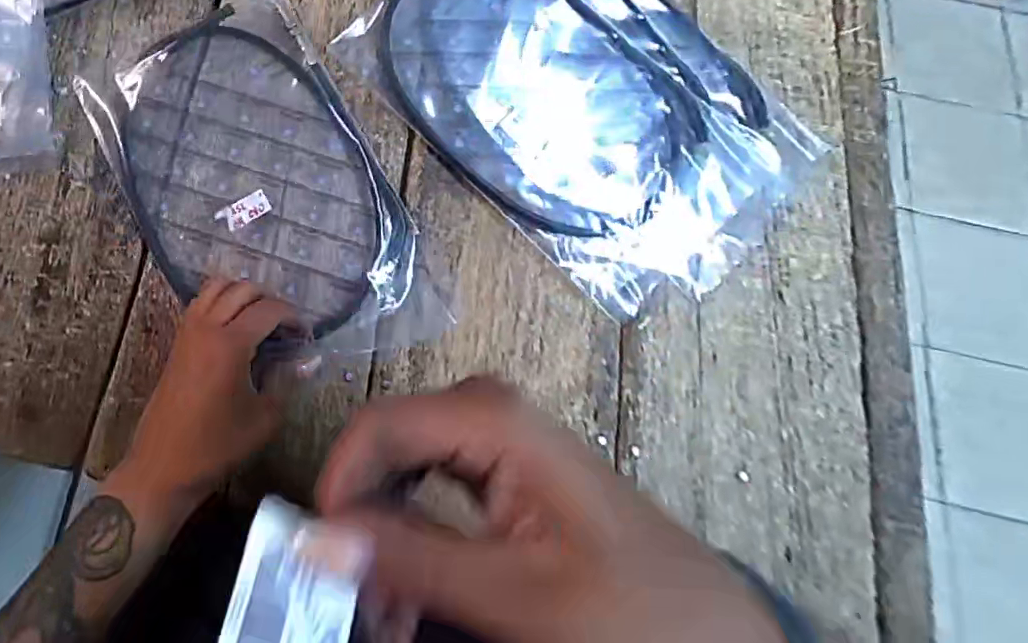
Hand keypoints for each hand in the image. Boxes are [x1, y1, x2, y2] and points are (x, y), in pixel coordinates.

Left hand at [107, 277, 297, 513]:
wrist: (163, 466)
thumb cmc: (216, 446)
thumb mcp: (263, 418)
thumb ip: (287, 381)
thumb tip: (308, 360)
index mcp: (231, 343)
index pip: (269, 310)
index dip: (293, 317)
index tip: (306, 333)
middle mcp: (208, 326)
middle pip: (243, 290)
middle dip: (270, 300)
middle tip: (286, 325)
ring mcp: (189, 330)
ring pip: (218, 287)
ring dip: (242, 293)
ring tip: (260, 317)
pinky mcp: (178, 339)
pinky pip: (202, 301)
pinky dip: (221, 300)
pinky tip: (234, 324)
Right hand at [315, 378, 783, 642]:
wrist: (710, 628)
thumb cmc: (626, 607)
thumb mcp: (513, 593)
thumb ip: (412, 558)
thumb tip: (317, 535)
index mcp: (489, 415)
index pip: (378, 425)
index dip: (341, 484)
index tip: (324, 556)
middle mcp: (485, 406)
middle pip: (388, 444)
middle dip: (365, 516)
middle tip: (361, 596)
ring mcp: (495, 431)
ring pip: (405, 465)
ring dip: (386, 531)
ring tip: (388, 603)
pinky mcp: (502, 461)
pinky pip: (433, 481)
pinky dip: (413, 530)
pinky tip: (415, 582)